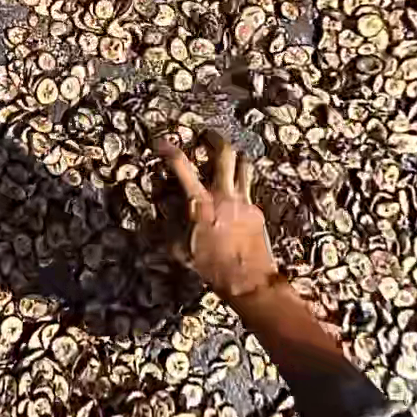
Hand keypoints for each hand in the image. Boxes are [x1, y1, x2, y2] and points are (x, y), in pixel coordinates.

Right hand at [156, 131, 281, 301]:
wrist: (251, 282)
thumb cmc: (213, 267)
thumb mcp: (183, 250)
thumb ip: (171, 231)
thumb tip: (158, 222)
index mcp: (200, 203)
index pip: (182, 167)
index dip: (170, 150)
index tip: (162, 142)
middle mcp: (223, 195)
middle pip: (224, 155)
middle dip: (216, 140)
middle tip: (209, 135)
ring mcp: (244, 201)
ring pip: (244, 166)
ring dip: (236, 157)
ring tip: (230, 154)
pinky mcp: (257, 211)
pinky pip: (248, 190)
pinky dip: (241, 185)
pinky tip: (235, 195)